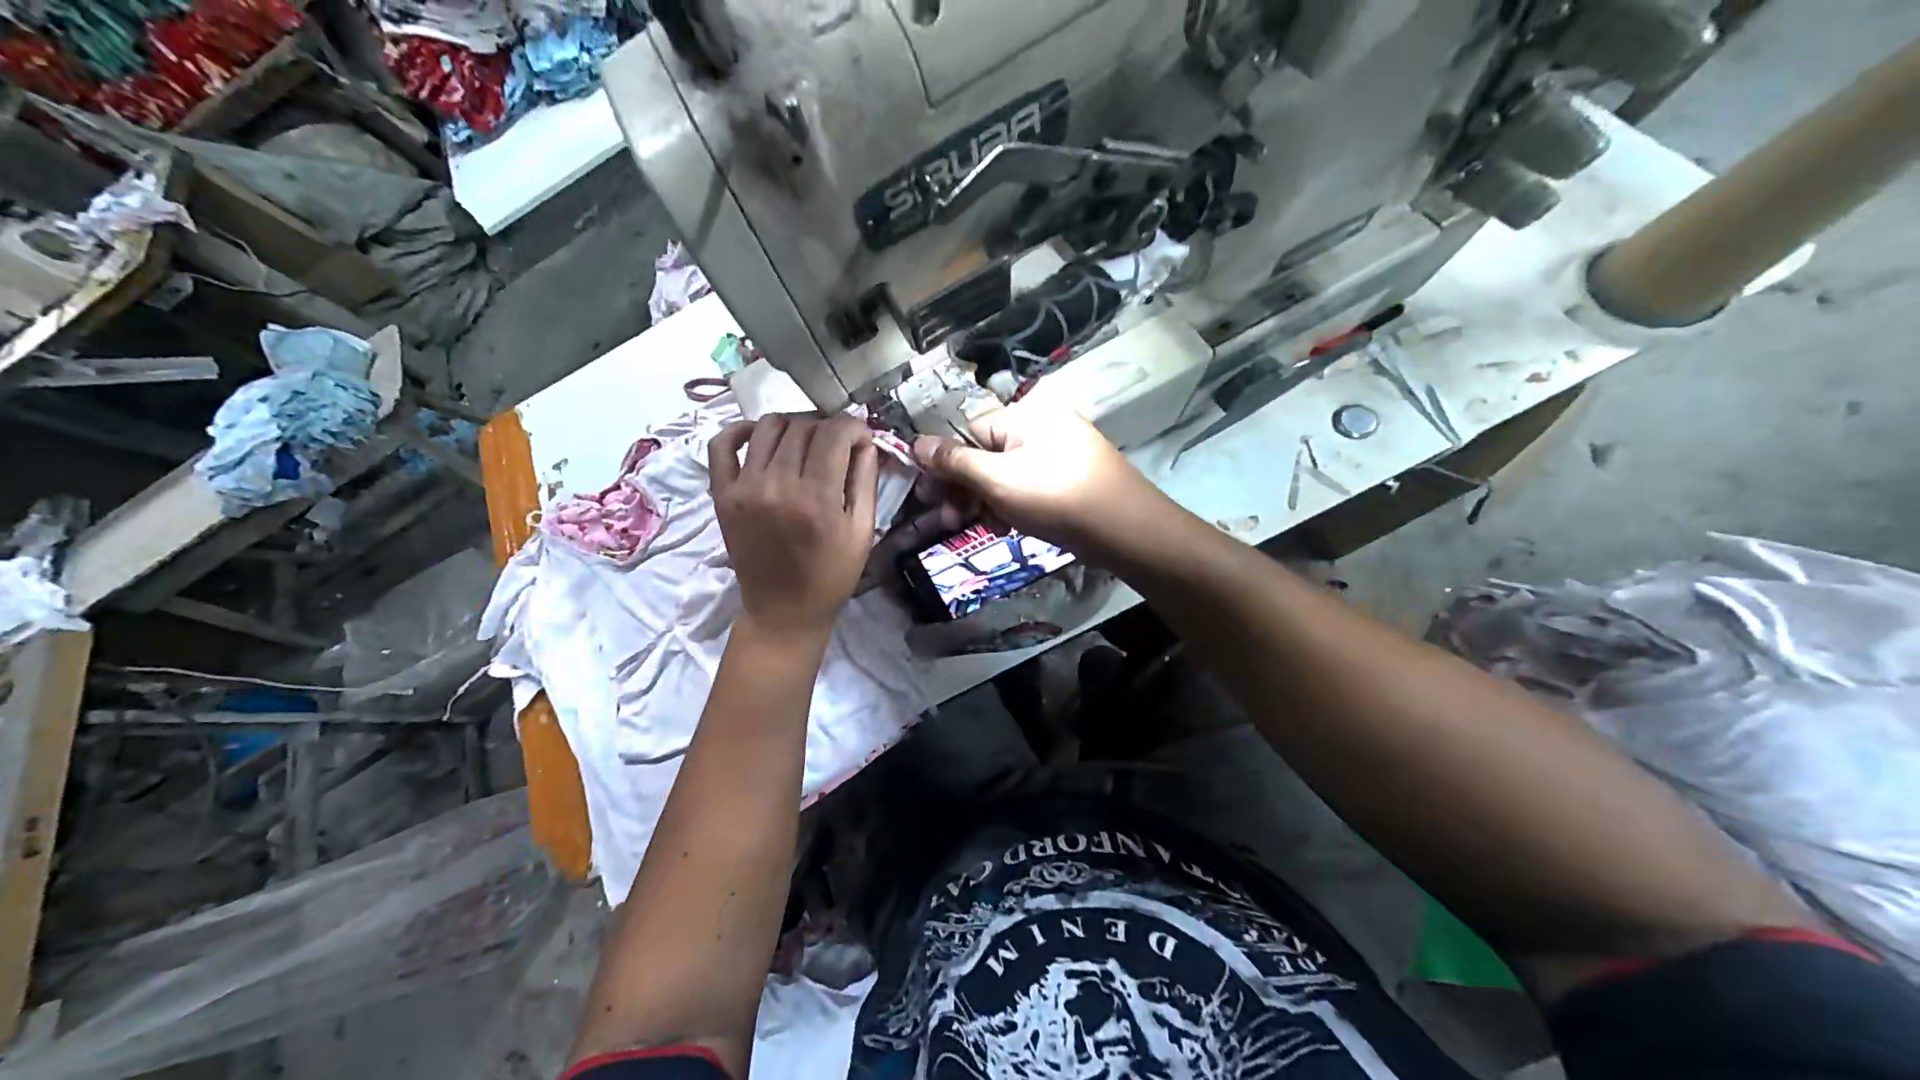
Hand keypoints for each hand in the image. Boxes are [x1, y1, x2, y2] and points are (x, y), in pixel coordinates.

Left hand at [710, 414, 879, 638]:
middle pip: (804, 427)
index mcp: (818, 499)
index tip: (860, 439)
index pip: (835, 433)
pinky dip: (741, 431)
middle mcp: (778, 486)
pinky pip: (722, 444)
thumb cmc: (831, 575)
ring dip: (793, 426)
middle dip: (827, 429)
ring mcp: (745, 488)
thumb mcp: (863, 532)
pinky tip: (760, 437)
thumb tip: (864, 441)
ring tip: (804, 444)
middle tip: (836, 446)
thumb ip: (865, 481)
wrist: (783, 610)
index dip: (854, 427)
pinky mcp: (722, 494)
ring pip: (769, 426)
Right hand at [911, 400, 1179, 563]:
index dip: (948, 465)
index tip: (933, 496)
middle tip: (952, 520)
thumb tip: (915, 443)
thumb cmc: (1053, 497)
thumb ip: (953, 462)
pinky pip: (1031, 486)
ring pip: (1007, 475)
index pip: (969, 432)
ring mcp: (1060, 452)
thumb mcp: (996, 480)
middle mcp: (1042, 426)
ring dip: (989, 501)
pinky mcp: (1072, 478)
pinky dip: (1016, 505)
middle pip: (987, 454)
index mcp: (1024, 415)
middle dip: (967, 488)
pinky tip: (1012, 527)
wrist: (1124, 528)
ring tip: (989, 526)